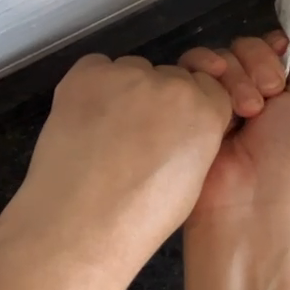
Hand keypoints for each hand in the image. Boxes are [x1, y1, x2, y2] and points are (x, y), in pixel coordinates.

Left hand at [0, 54, 234, 274]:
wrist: (81, 222)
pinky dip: (92, 86)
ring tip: (103, 133)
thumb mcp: (192, 178)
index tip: (169, 132)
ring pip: (132, 70)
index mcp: (206, 111)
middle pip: (169, 76)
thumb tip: (178, 124)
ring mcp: (126, 74)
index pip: (207, 87)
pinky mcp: (86, 73)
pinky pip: (96, 67)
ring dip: (124, 91)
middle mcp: (171, 83)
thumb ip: (195, 138)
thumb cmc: (141, 217)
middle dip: (157, 99)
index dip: (187, 110)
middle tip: (133, 136)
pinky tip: (83, 119)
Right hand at [177, 20, 289, 232]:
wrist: (250, 215)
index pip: (270, 48)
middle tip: (265, 97)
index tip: (280, 54)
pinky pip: (185, 75)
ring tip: (240, 110)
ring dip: (231, 74)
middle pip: (241, 49)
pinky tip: (210, 100)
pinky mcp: (184, 114)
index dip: (273, 46)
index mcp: (283, 96)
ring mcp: (213, 106)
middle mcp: (247, 97)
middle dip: (254, 63)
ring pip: (213, 59)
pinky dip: (199, 76)